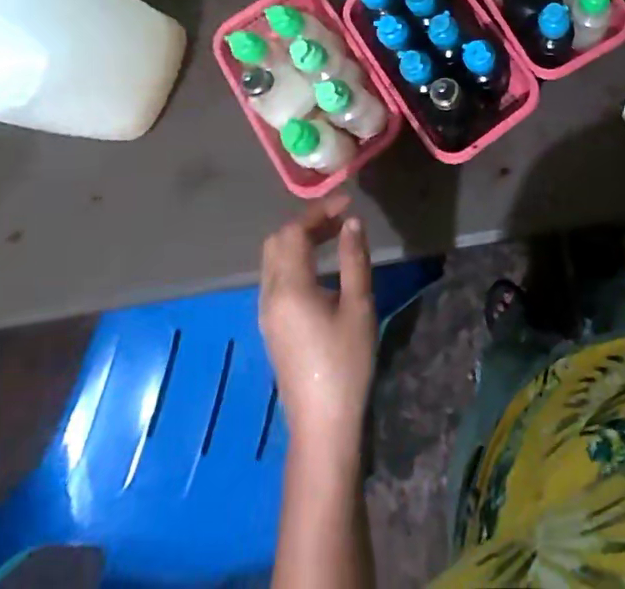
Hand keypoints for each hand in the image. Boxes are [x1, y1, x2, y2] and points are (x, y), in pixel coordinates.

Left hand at [259, 194, 375, 443]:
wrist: (322, 423)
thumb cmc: (346, 364)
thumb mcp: (359, 308)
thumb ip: (354, 260)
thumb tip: (352, 222)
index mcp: (289, 287)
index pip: (294, 232)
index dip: (319, 212)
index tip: (347, 202)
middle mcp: (269, 294)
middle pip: (277, 242)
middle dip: (306, 224)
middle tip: (340, 220)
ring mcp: (265, 311)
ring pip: (273, 260)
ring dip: (298, 241)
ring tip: (334, 238)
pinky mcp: (270, 326)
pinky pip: (275, 278)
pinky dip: (293, 260)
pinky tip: (319, 269)